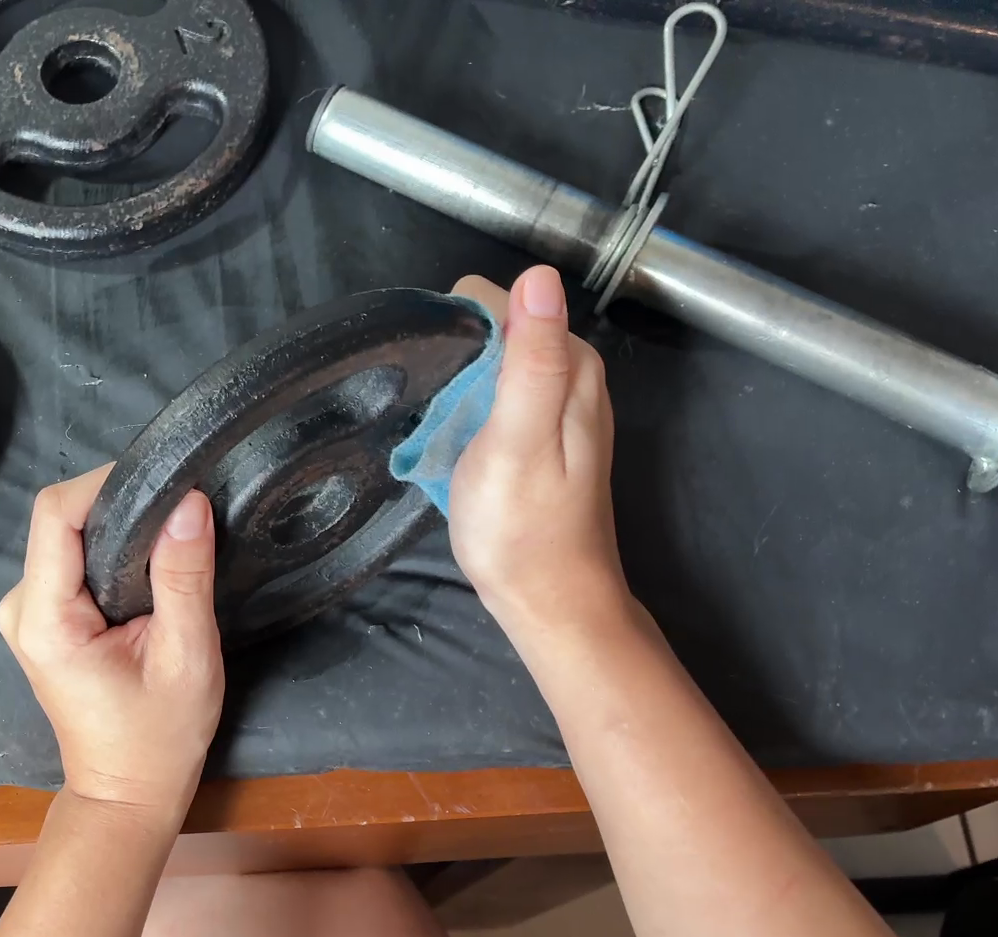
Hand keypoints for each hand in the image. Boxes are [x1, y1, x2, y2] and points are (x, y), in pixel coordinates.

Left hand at [0, 466, 224, 816]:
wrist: (125, 793)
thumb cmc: (159, 737)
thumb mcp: (186, 657)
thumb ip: (184, 577)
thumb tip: (190, 500)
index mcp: (44, 617)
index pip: (55, 514)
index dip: (106, 484)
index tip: (164, 484)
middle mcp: (20, 605)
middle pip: (60, 520)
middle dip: (120, 506)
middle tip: (179, 517)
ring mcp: (25, 611)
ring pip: (67, 535)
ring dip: (118, 529)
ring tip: (169, 545)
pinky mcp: (41, 616)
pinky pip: (71, 558)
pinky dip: (110, 551)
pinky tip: (147, 569)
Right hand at [448, 266, 627, 633]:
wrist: (547, 599)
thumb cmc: (523, 526)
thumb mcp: (519, 439)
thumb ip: (530, 361)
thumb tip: (538, 276)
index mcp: (570, 368)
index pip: (505, 302)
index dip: (456, 324)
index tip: (429, 371)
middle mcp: (569, 379)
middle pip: (497, 331)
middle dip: (452, 352)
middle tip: (427, 407)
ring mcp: (553, 411)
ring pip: (490, 366)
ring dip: (453, 382)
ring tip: (430, 424)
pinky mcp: (534, 439)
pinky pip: (489, 399)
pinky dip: (462, 408)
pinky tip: (445, 440)